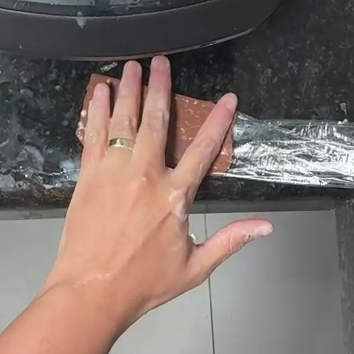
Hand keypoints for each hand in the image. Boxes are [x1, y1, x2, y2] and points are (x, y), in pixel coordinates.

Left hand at [47, 57, 271, 326]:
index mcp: (175, 197)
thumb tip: (266, 227)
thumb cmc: (142, 285)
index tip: (228, 99)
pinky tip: (98, 92)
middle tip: (162, 61)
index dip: (217, 122)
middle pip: (157, 121)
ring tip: (131, 66)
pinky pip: (93, 136)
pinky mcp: (88, 178)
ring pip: (123, 121)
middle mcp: (145, 176)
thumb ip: (230, 241)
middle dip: (161, 88)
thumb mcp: (195, 267)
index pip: (204, 151)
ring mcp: (113, 173)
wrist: (91, 292)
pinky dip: (96, 111)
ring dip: (128, 90)